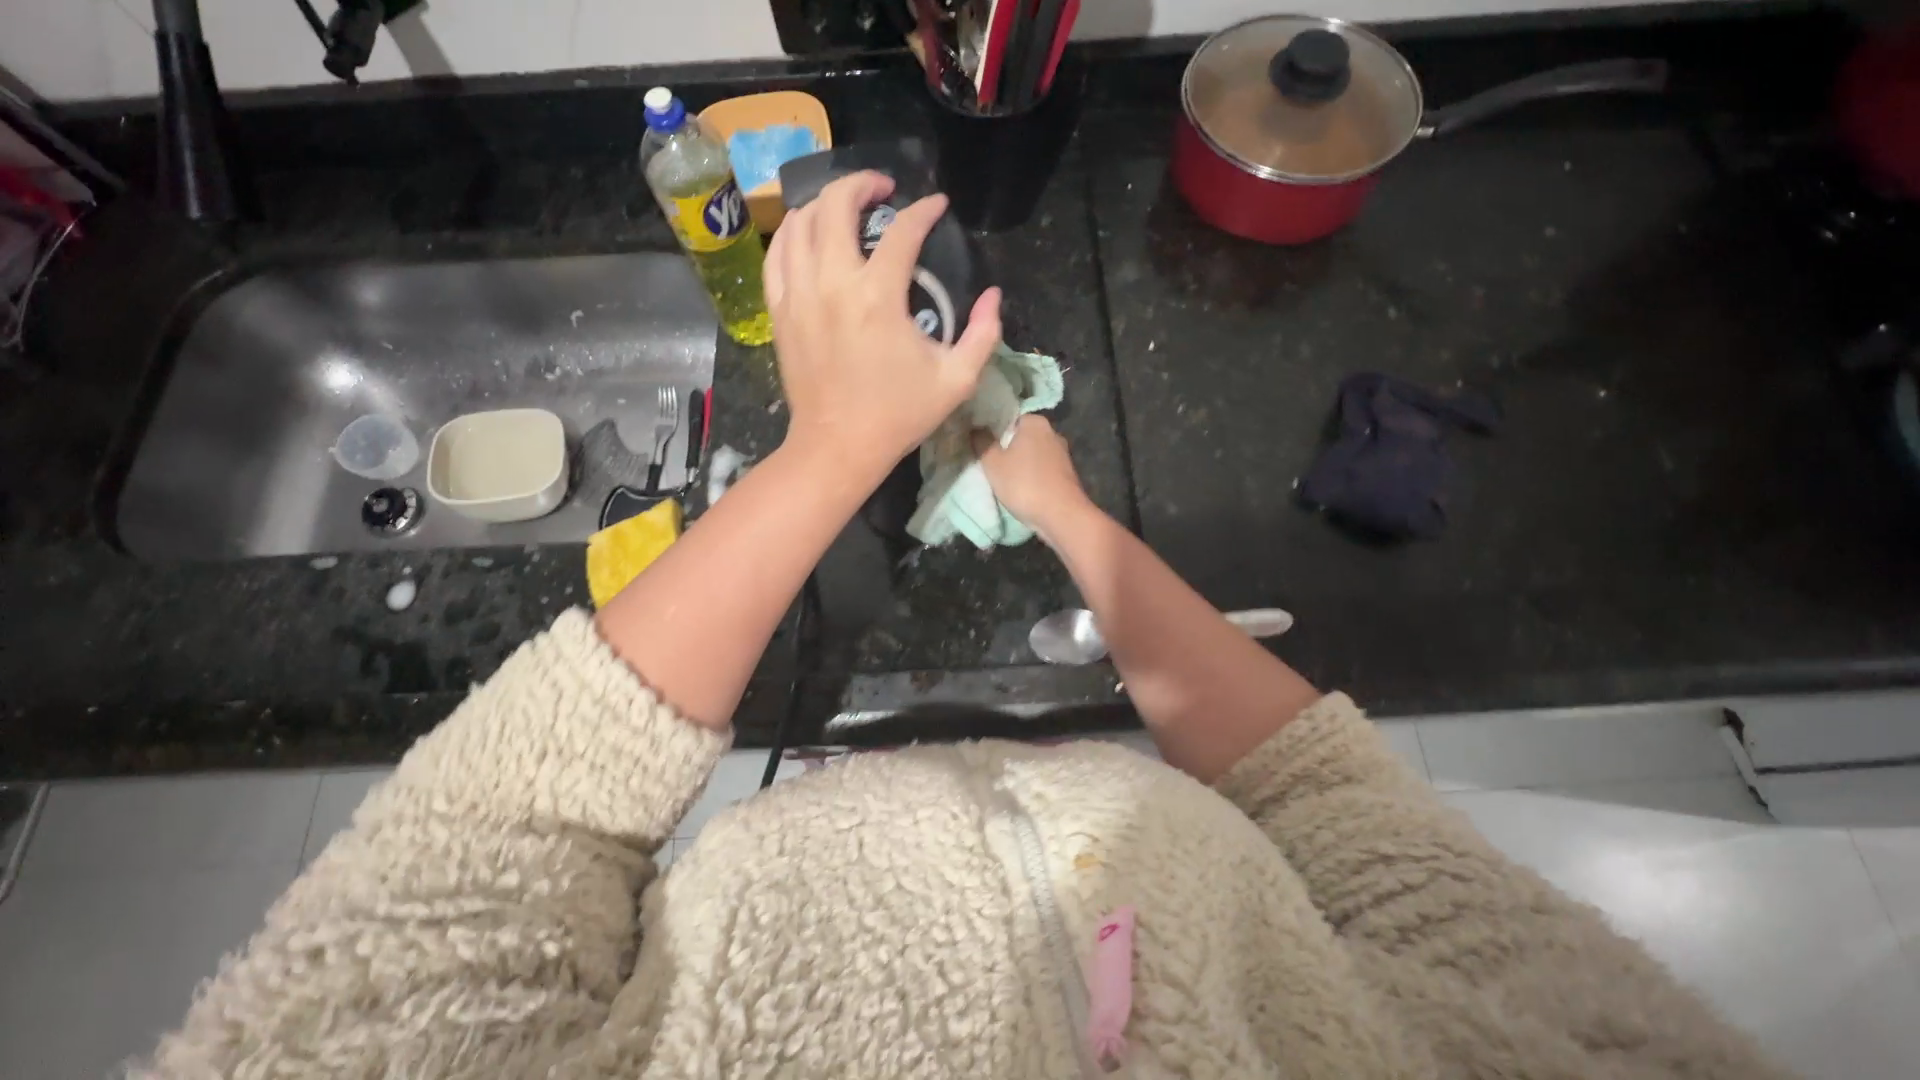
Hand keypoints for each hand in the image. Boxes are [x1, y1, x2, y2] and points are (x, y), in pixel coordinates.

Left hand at [764, 171, 1003, 478]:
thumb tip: (992, 296)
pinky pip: (777, 254)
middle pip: (836, 204)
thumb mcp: (956, 380)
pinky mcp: (779, 310)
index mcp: (878, 297)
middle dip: (862, 183)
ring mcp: (799, 294)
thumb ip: (982, 333)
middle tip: (882, 189)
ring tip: (844, 208)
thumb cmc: (899, 415)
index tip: (938, 206)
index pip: (903, 230)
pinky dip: (792, 234)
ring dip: (824, 204)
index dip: (925, 210)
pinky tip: (808, 236)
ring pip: (800, 222)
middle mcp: (833, 283)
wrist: (838, 446)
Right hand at [973, 415, 1093, 538]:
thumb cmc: (1023, 483)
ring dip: (1020, 463)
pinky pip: (1042, 469)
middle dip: (1007, 446)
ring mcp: (1062, 454)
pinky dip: (1032, 475)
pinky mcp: (1066, 474)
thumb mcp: (993, 463)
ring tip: (1002, 476)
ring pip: (1033, 453)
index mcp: (1035, 422)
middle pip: (1022, 436)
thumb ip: (983, 443)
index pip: (1010, 418)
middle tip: (988, 460)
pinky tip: (1021, 486)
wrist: (1061, 515)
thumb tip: (977, 428)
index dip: (994, 429)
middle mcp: (1052, 432)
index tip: (982, 443)